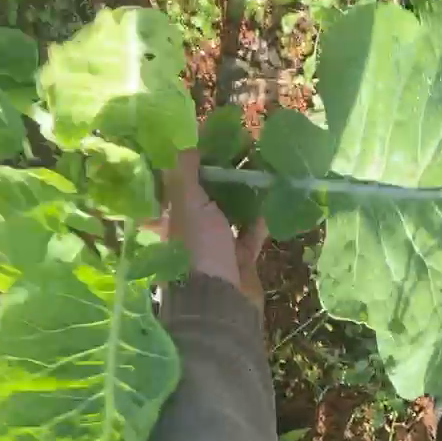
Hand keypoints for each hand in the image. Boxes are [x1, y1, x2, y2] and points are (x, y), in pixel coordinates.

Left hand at [162, 149, 265, 306]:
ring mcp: (216, 248)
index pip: (171, 188)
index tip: (197, 143)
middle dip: (216, 178)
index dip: (182, 166)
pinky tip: (272, 202)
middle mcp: (190, 233)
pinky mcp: (240, 260)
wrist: (222, 301)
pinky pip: (250, 236)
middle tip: (233, 151)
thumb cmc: (199, 250)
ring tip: (255, 172)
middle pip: (203, 200)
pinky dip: (260, 222)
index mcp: (170, 220)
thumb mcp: (187, 204)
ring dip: (241, 197)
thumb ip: (186, 171)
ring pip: (228, 216)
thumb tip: (185, 139)